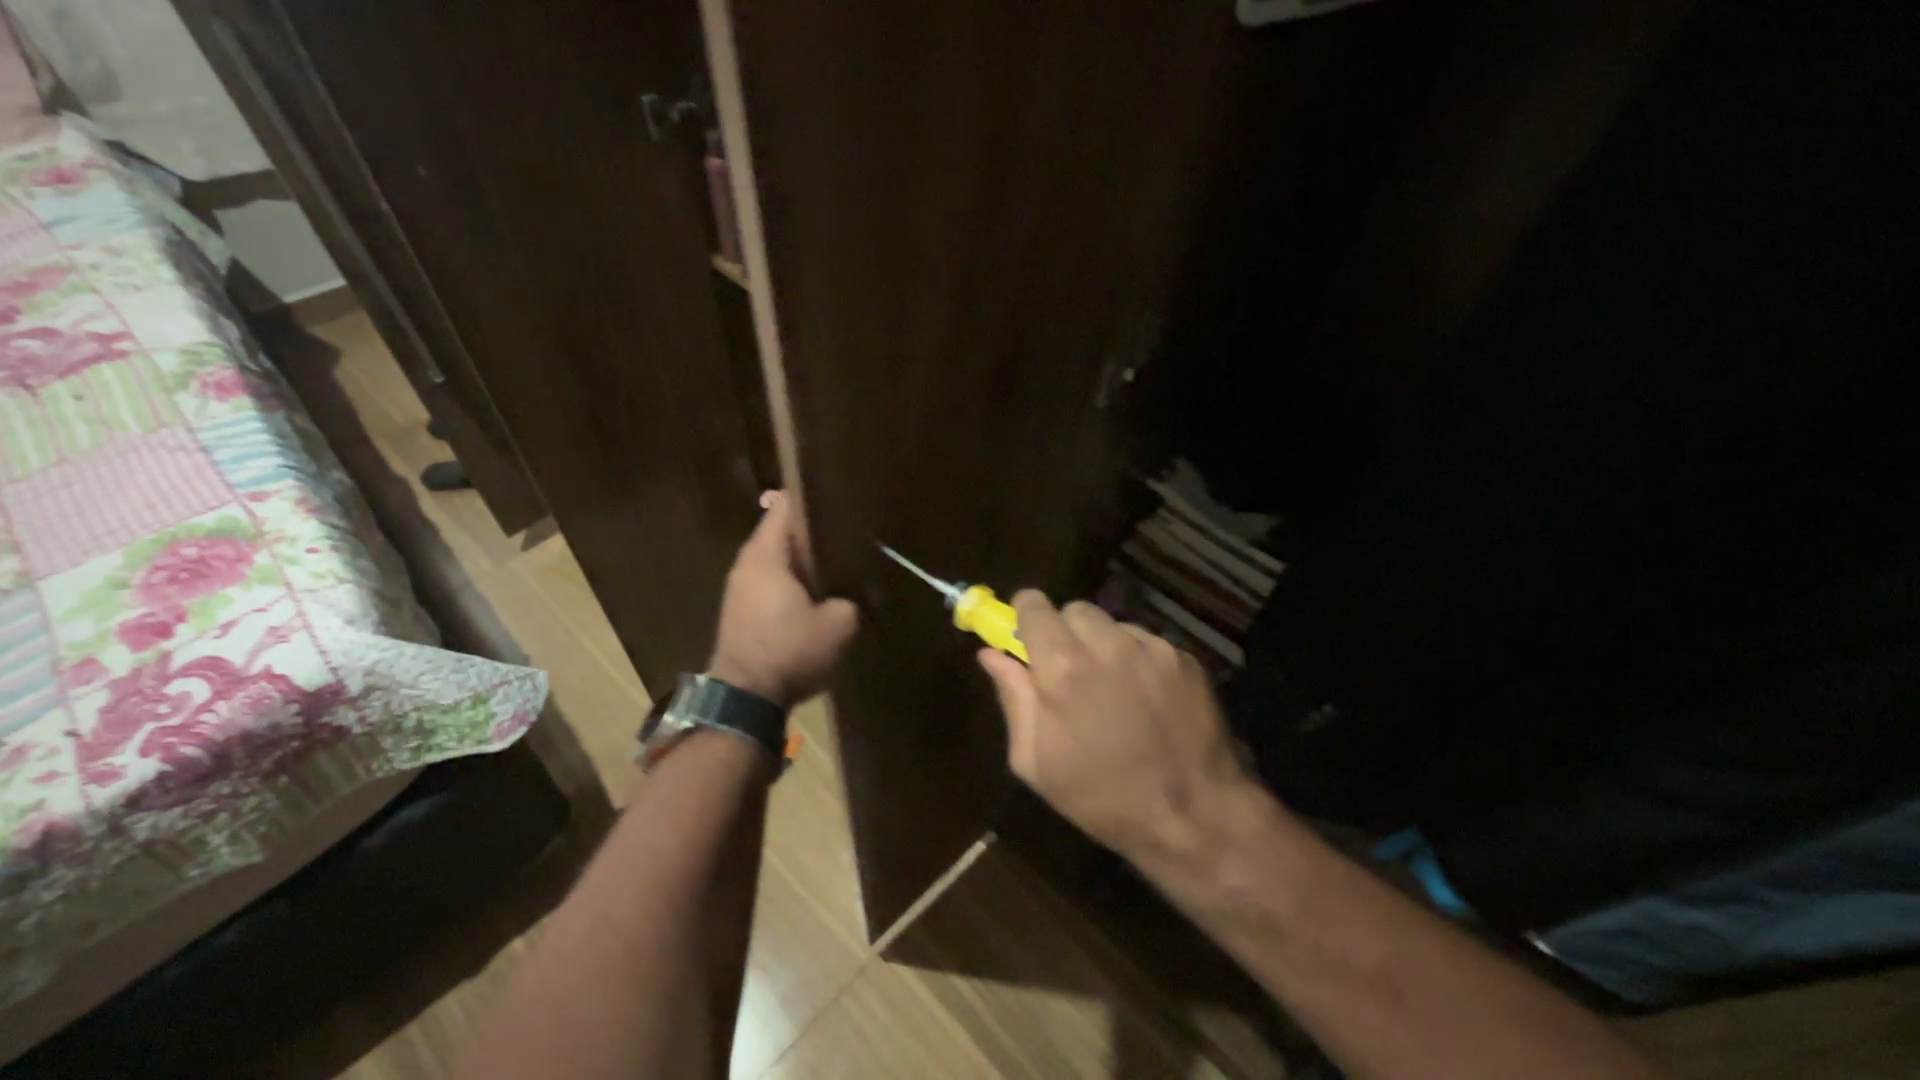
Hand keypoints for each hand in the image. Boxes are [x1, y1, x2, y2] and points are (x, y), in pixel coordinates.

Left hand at [707, 491, 858, 707]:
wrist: (745, 699)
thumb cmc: (789, 650)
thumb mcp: (838, 625)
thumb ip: (851, 602)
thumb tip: (853, 598)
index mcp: (766, 555)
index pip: (786, 508)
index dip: (812, 499)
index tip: (839, 497)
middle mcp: (747, 565)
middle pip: (782, 535)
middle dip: (813, 534)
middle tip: (848, 533)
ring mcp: (740, 590)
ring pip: (777, 563)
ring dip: (803, 563)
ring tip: (838, 564)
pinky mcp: (742, 614)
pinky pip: (771, 586)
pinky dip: (792, 585)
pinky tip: (818, 596)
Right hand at [977, 591, 1253, 866]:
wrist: (1192, 816)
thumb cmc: (1102, 798)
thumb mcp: (1036, 762)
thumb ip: (1013, 698)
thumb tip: (991, 655)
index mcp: (1062, 667)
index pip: (1033, 606)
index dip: (1024, 616)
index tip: (1024, 636)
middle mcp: (1108, 644)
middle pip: (1074, 610)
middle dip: (1064, 633)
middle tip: (1069, 674)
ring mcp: (1152, 648)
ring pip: (1114, 626)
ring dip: (1103, 646)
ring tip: (1112, 693)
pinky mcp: (1185, 659)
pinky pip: (1148, 644)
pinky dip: (1138, 661)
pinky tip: (1146, 702)